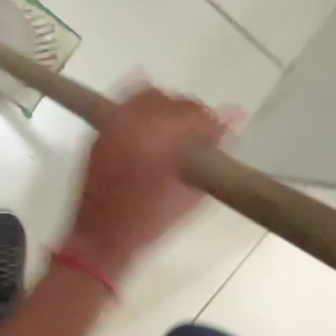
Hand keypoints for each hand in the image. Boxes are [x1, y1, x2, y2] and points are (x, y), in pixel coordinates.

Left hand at [64, 86, 230, 277]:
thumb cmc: (148, 222)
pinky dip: (143, 112)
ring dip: (167, 111)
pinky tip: (152, 133)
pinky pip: (126, 107)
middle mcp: (133, 121)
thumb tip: (236, 118)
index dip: (211, 126)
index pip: (195, 114)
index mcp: (157, 136)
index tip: (217, 140)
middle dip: (190, 117)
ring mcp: (113, 125)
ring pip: (149, 97)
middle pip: (173, 101)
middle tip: (198, 140)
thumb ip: (216, 156)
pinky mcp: (101, 133)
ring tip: (174, 135)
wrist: (100, 238)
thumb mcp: (189, 196)